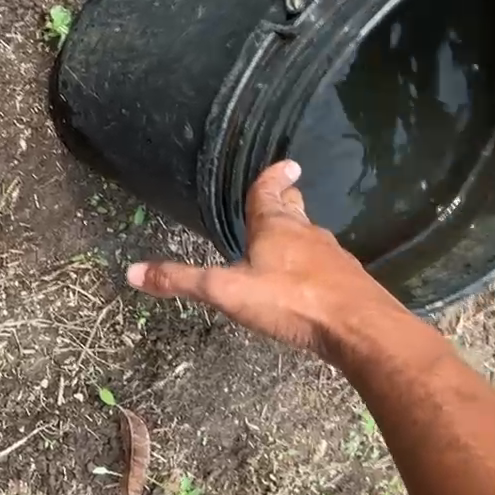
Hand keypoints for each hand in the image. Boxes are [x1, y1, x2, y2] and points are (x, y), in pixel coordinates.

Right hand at [125, 159, 410, 358]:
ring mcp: (332, 261)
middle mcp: (308, 237)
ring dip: (299, 232)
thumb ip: (180, 281)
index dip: (272, 179)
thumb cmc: (291, 301)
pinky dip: (311, 261)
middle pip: (295, 211)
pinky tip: (305, 275)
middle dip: (287, 200)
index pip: (270, 195)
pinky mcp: (347, 285)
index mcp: (277, 230)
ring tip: (287, 233)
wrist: (363, 332)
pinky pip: (324, 264)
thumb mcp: (224, 291)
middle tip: (286, 189)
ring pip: (312, 237)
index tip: (286, 162)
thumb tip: (130, 271)